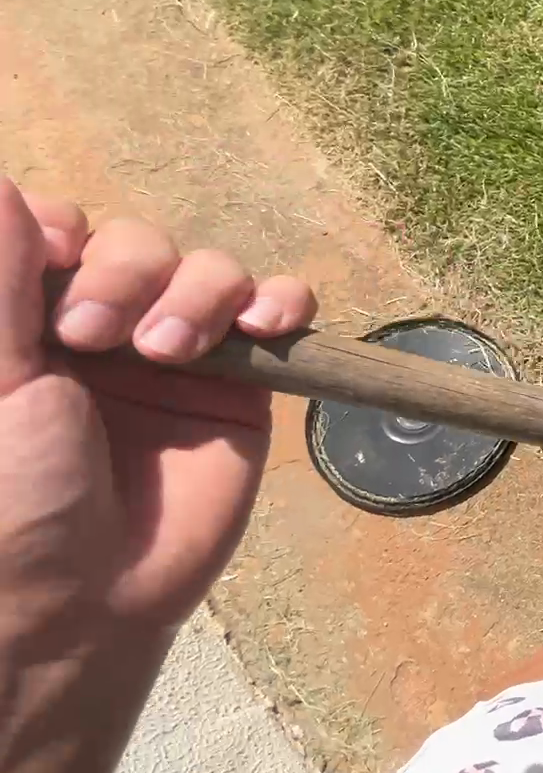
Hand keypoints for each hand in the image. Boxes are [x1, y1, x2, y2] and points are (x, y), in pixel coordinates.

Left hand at [0, 178, 315, 772]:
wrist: (82, 589)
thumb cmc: (5, 489)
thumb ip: (2, 285)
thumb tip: (10, 184)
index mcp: (25, 321)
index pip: (57, 232)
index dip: (64, 235)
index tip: (51, 266)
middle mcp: (104, 325)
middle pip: (140, 243)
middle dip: (131, 272)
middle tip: (101, 336)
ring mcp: (183, 351)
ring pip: (215, 269)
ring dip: (206, 293)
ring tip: (179, 350)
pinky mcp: (249, 379)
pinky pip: (284, 310)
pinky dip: (284, 304)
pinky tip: (269, 327)